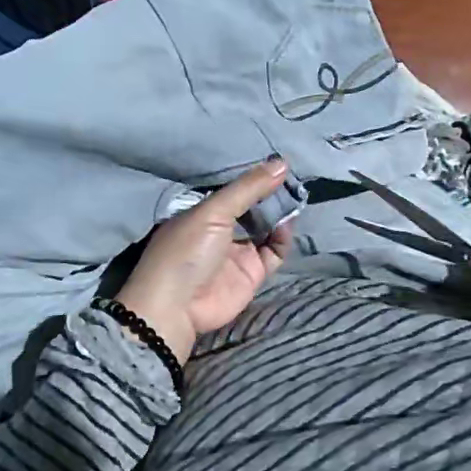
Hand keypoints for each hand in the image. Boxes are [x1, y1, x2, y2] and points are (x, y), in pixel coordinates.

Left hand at [115, 159, 294, 363]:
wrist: (177, 307)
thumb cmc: (187, 250)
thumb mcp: (213, 211)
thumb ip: (248, 188)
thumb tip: (282, 163)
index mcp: (203, 211)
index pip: (234, 189)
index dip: (254, 178)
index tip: (277, 164)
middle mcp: (221, 229)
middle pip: (253, 207)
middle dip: (271, 195)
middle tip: (291, 180)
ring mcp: (237, 252)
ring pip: (266, 227)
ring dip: (280, 214)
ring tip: (293, 199)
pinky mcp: (253, 273)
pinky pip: (274, 250)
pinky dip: (282, 238)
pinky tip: (286, 225)